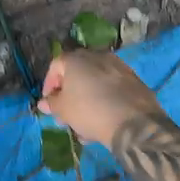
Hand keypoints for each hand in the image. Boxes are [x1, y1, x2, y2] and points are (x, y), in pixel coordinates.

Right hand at [39, 50, 159, 146]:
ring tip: (85, 124)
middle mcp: (97, 56)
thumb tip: (44, 102)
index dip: (48, 86)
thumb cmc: (90, 110)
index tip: (48, 103)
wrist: (134, 122)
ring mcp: (118, 66)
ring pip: (96, 83)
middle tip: (66, 115)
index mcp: (76, 59)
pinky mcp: (134, 80)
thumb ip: (51, 104)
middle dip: (69, 95)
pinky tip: (104, 120)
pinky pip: (112, 88)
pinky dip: (105, 100)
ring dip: (87, 99)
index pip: (55, 67)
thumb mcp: (63, 110)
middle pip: (77, 74)